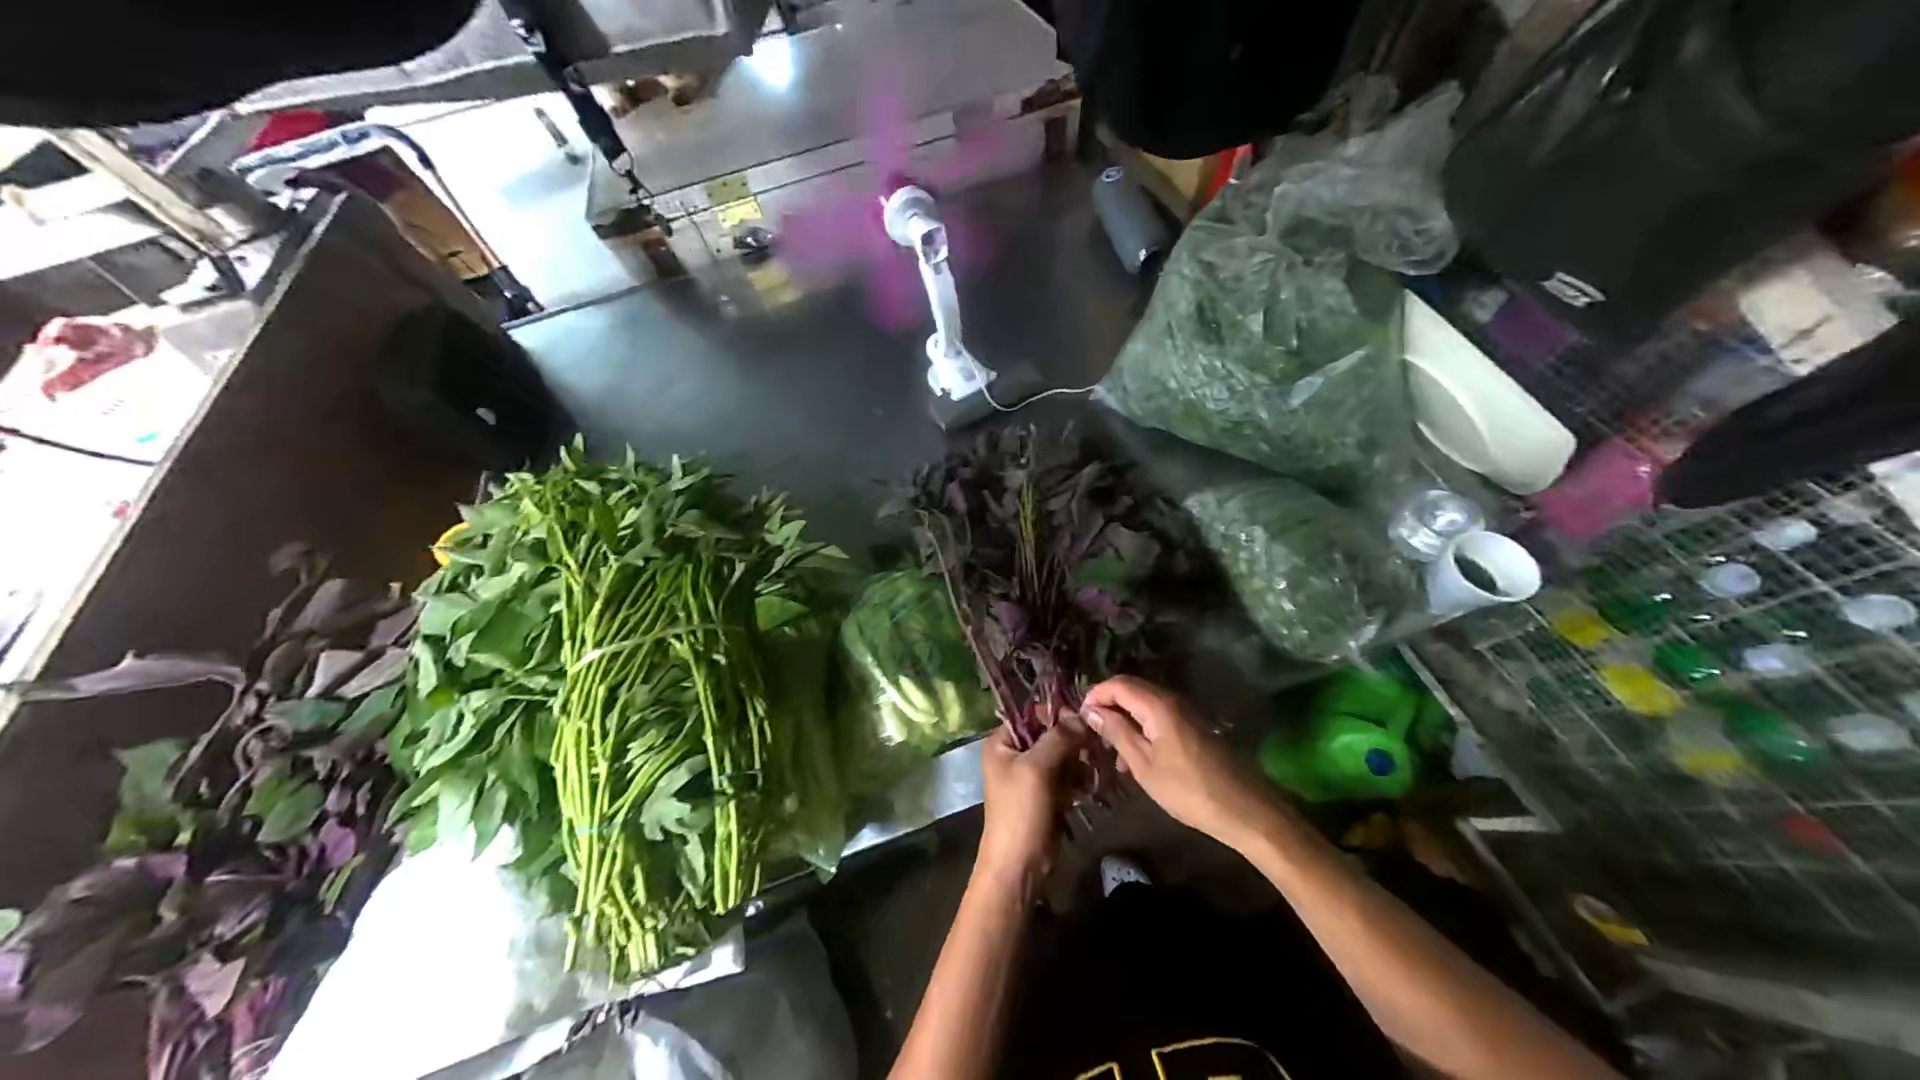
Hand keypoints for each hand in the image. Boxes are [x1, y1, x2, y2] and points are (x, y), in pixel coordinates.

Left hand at [975, 717, 1087, 894]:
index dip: (1056, 714)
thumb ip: (1059, 737)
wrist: (1019, 864)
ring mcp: (1031, 774)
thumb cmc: (1020, 811)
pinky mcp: (1046, 793)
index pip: (1031, 714)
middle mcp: (1014, 753)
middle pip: (1050, 734)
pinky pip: (1066, 775)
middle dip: (1072, 741)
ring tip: (1089, 772)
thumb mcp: (1037, 768)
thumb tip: (1080, 716)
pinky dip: (1077, 779)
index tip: (1083, 720)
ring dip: (1078, 762)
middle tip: (1092, 748)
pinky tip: (1086, 788)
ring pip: (1062, 755)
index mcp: (1002, 742)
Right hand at [1082, 676, 1286, 851]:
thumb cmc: (1188, 790)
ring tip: (1111, 750)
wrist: (1244, 809)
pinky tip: (1136, 756)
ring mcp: (1187, 712)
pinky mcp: (1195, 726)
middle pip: (1132, 689)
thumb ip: (1116, 732)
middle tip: (1092, 731)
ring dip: (1125, 718)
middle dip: (1108, 705)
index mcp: (1159, 705)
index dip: (1095, 695)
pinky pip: (1160, 716)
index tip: (1080, 718)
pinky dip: (1143, 728)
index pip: (1118, 684)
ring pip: (1146, 703)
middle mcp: (1173, 700)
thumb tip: (1091, 711)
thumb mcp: (1143, 765)